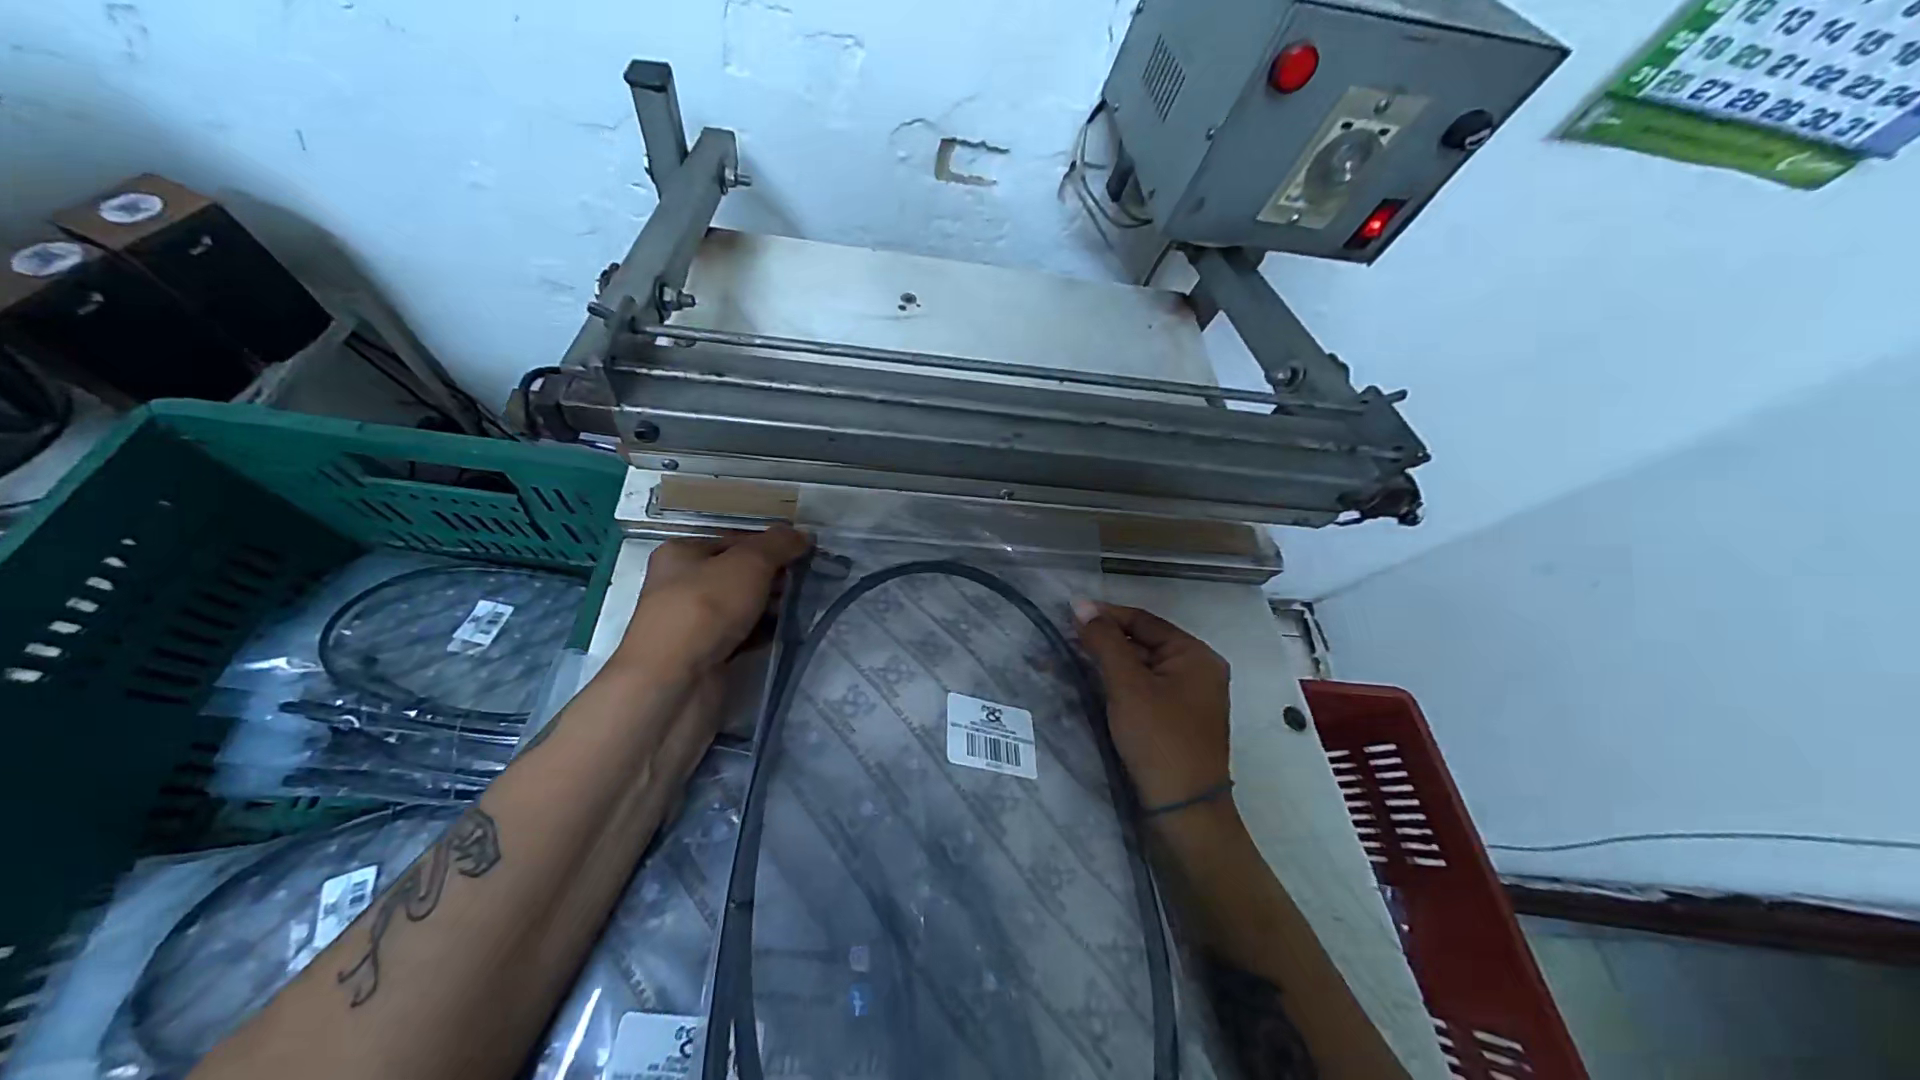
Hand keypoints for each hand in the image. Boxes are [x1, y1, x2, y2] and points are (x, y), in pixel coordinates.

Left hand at [616, 525, 811, 673]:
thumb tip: (802, 535)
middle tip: (805, 580)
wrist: (675, 681)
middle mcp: (682, 584)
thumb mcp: (749, 563)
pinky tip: (786, 632)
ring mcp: (693, 622)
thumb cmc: (706, 608)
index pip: (734, 539)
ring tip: (802, 605)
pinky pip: (742, 634)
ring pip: (742, 605)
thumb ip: (778, 544)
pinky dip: (762, 632)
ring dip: (771, 606)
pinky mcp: (706, 653)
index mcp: (682, 553)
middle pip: (739, 573)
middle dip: (773, 576)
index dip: (769, 544)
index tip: (802, 553)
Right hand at [1074, 601, 1232, 811]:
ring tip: (1070, 659)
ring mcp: (1188, 697)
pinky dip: (1118, 684)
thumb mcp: (1128, 685)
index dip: (1106, 614)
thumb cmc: (1159, 739)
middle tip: (1064, 639)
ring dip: (1107, 662)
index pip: (1144, 621)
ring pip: (1141, 668)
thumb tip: (1081, 605)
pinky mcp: (1175, 719)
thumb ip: (1105, 642)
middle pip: (1143, 643)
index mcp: (1195, 655)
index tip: (1069, 614)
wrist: (1183, 809)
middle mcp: (1197, 670)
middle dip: (1104, 640)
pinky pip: (1143, 689)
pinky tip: (1091, 685)